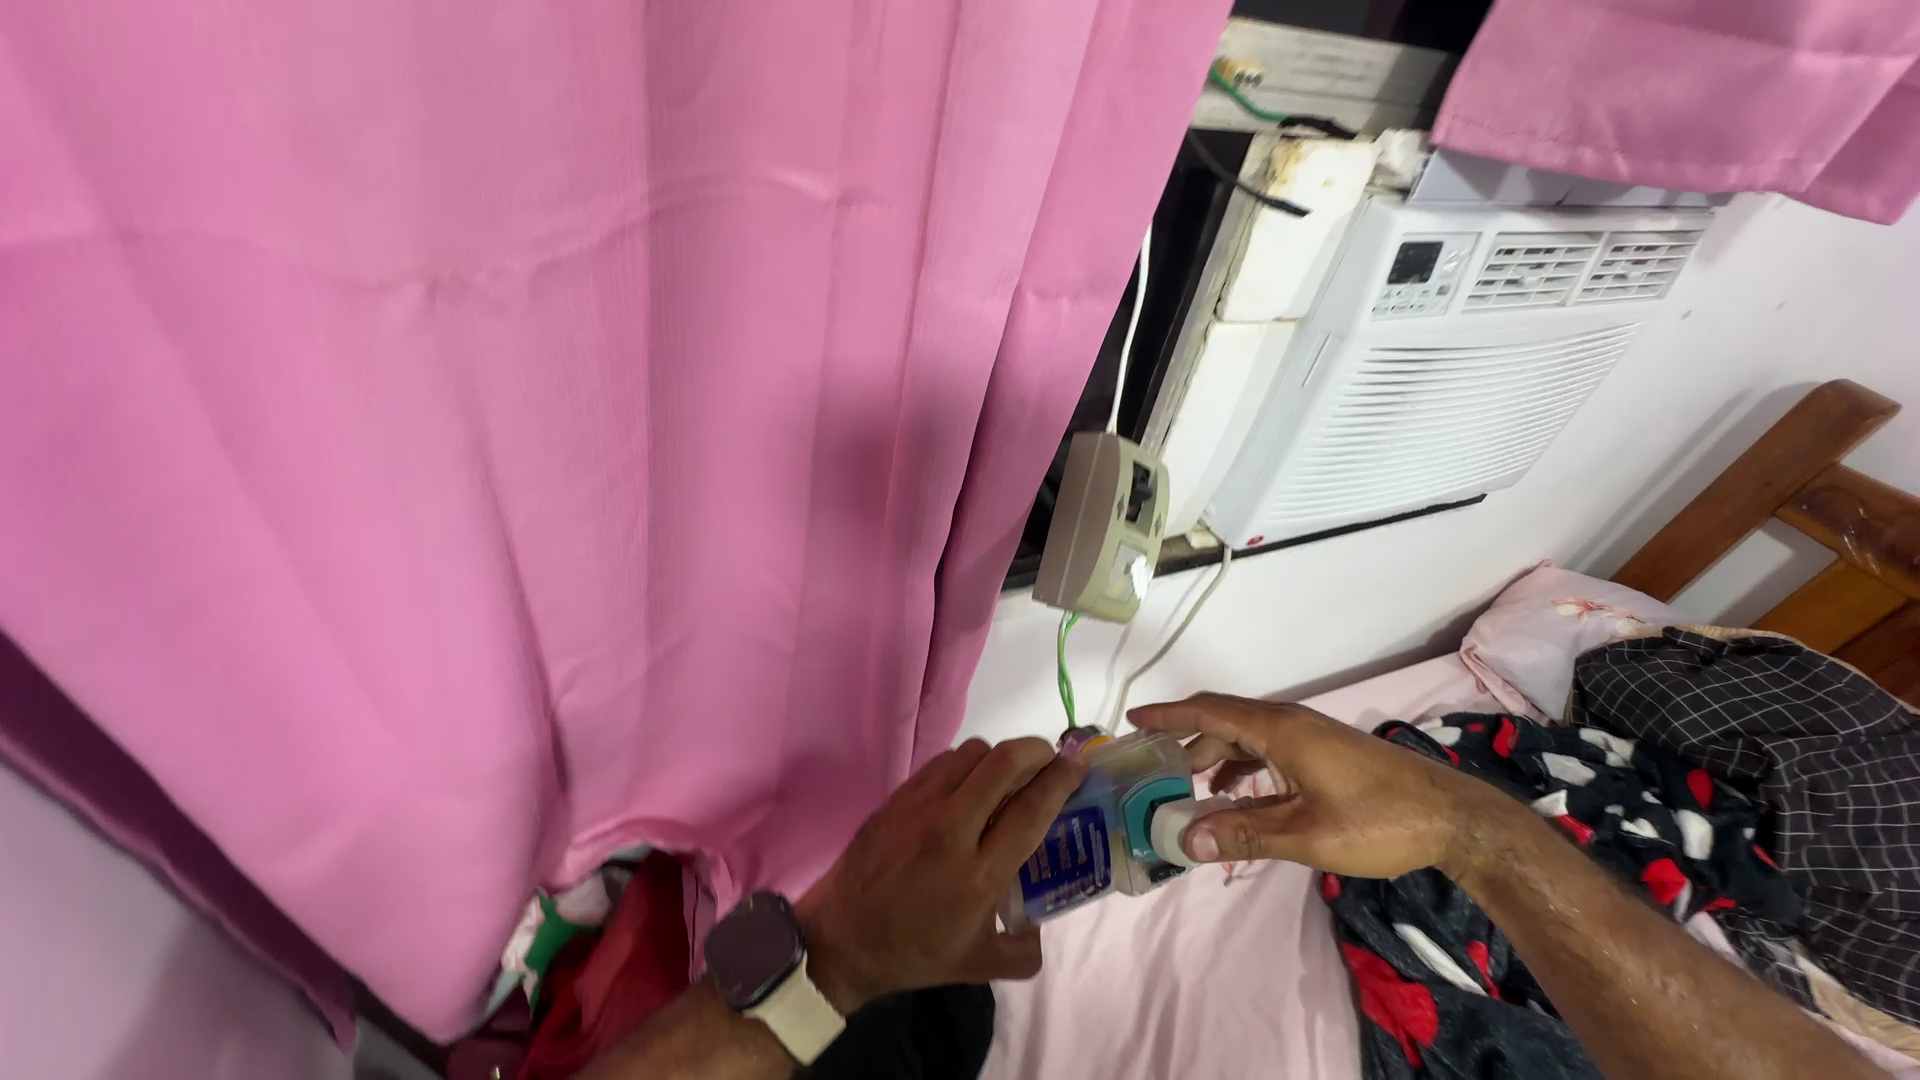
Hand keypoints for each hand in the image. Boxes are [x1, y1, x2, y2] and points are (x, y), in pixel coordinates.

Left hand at [797, 738, 1087, 1012]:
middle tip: (1051, 758)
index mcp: (979, 875)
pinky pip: (944, 760)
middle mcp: (952, 830)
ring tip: (1010, 774)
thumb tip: (1045, 923)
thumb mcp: (978, 965)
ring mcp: (922, 806)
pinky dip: (968, 762)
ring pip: (974, 753)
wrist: (842, 936)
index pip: (1031, 810)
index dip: (1062, 780)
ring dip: (1001, 755)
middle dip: (1037, 750)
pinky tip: (971, 783)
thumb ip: (1024, 950)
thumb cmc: (914, 951)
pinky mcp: (901, 795)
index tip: (1078, 764)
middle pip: (1005, 763)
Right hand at [1127, 693, 1502, 879]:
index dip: (1168, 715)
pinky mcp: (1320, 751)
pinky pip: (1263, 747)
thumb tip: (1185, 841)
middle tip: (1150, 761)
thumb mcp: (1306, 834)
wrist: (1451, 818)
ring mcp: (1306, 735)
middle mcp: (1287, 723)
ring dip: (1212, 754)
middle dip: (1183, 737)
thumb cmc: (1377, 821)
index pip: (1208, 712)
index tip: (1133, 720)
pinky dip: (1239, 764)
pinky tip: (1233, 794)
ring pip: (1243, 734)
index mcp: (1278, 730)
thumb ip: (1243, 833)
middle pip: (1221, 720)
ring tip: (1185, 786)